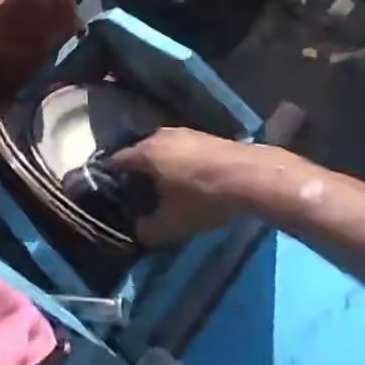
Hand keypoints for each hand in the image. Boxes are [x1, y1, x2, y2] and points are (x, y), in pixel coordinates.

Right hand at [109, 128, 266, 245]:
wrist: (250, 177)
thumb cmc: (203, 198)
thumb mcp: (173, 224)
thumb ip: (149, 230)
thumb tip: (139, 232)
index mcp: (145, 152)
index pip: (117, 161)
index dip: (114, 179)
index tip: (117, 196)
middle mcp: (160, 136)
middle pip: (140, 154)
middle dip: (139, 173)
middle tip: (141, 195)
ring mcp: (184, 132)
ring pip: (163, 150)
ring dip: (162, 167)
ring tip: (167, 189)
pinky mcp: (204, 135)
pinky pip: (182, 149)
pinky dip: (180, 163)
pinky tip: (190, 180)